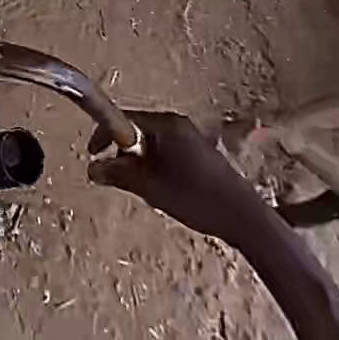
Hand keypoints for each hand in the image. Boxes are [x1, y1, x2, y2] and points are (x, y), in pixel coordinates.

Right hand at [87, 110, 276, 246]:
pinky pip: (166, 151)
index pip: (123, 118)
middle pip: (137, 129)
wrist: (247, 220)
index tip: (93, 153)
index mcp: (165, 123)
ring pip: (151, 142)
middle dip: (122, 150)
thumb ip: (117, 174)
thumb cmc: (195, 196)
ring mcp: (191, 137)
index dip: (104, 135)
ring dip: (139, 160)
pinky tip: (160, 186)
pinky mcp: (201, 153)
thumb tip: (91, 169)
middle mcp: (177, 123)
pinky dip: (155, 164)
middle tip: (115, 172)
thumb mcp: (150, 186)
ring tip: (138, 183)